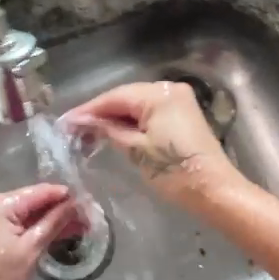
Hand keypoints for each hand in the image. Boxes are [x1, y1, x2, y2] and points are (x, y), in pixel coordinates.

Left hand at [0, 184, 80, 279]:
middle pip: (34, 201)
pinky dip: (37, 227)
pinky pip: (19, 223)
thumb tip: (76, 204)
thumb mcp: (31, 248)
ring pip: (28, 213)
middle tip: (87, 217)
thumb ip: (54, 222)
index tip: (88, 202)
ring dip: (52, 219)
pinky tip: (60, 231)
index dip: (65, 196)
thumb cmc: (1, 278)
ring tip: (80, 225)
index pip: (39, 192)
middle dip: (60, 209)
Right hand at [62, 81, 241, 209]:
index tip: (64, 122)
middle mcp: (169, 89)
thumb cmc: (174, 171)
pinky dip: (132, 122)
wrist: (214, 190)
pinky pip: (150, 112)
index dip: (88, 110)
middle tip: (73, 128)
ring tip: (88, 131)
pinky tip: (114, 132)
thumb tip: (81, 122)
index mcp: (159, 94)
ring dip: (115, 118)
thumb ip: (108, 130)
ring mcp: (179, 101)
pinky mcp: (183, 115)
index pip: (114, 97)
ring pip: (137, 105)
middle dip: (100, 113)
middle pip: (126, 98)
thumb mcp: (136, 150)